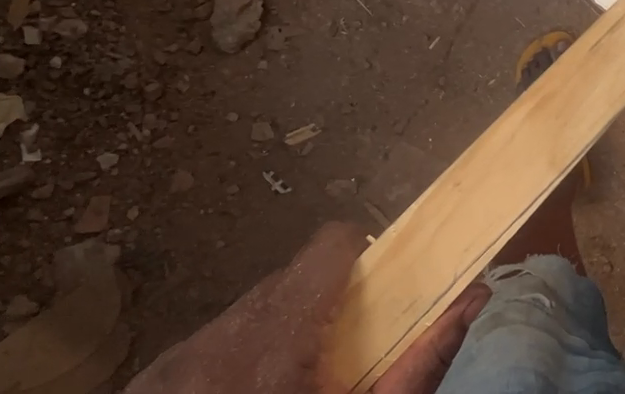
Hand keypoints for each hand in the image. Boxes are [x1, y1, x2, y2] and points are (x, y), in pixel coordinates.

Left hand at [122, 222, 488, 393]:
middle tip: (336, 356)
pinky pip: (207, 344)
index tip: (374, 290)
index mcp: (280, 338)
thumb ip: (423, 360)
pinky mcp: (148, 380)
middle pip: (290, 280)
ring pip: (249, 312)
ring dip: (277, 333)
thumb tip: (476, 295)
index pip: (329, 245)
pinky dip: (233, 361)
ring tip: (287, 386)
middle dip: (321, 305)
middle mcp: (221, 335)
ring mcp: (174, 360)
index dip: (359, 254)